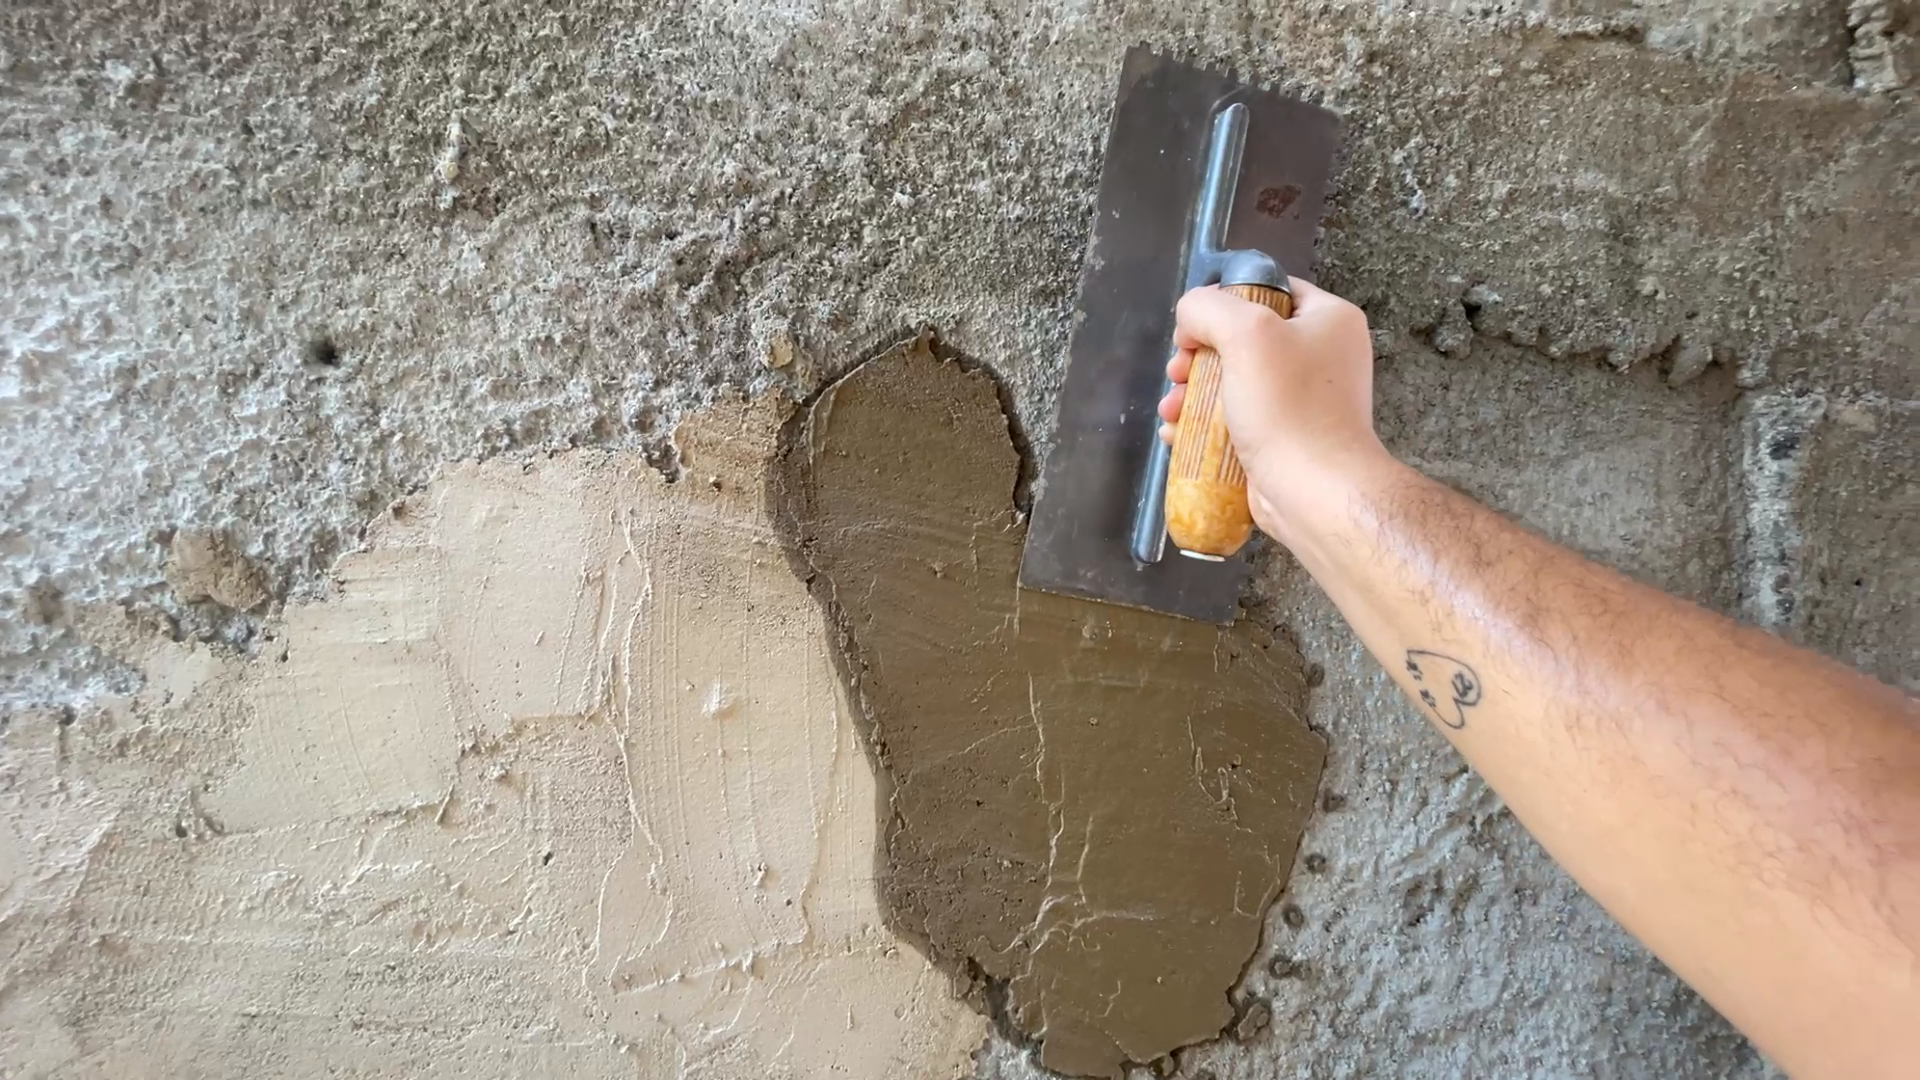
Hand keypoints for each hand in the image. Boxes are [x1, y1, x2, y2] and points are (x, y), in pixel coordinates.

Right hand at [1157, 278, 1387, 547]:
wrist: (1312, 490)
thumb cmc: (1287, 407)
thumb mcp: (1246, 334)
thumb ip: (1209, 309)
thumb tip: (1189, 314)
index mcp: (1327, 320)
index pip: (1268, 292)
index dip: (1222, 302)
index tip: (1191, 328)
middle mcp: (1319, 356)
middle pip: (1241, 340)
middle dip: (1197, 357)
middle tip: (1176, 373)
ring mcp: (1300, 401)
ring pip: (1231, 383)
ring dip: (1190, 393)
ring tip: (1170, 410)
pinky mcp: (1280, 438)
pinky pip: (1234, 419)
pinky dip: (1202, 424)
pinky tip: (1176, 434)